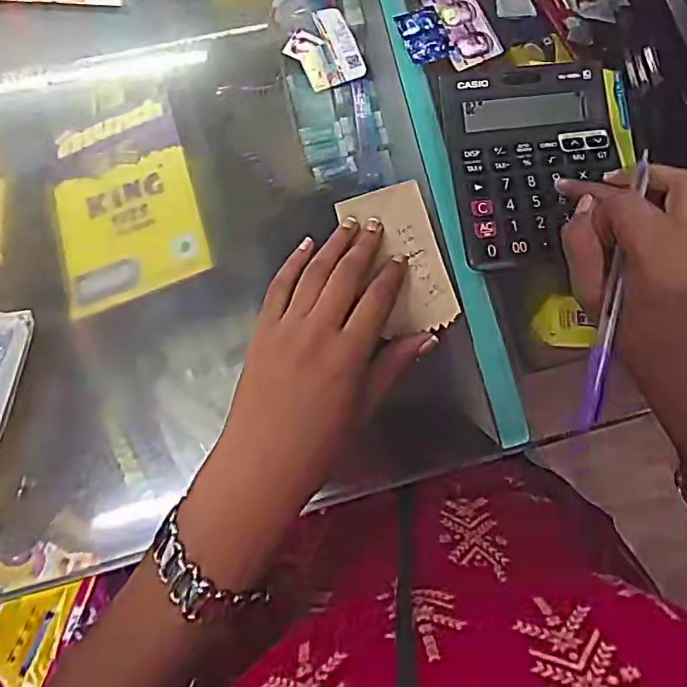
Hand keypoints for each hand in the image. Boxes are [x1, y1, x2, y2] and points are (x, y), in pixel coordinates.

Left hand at [179, 218, 433, 586]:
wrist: (260, 460)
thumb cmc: (319, 444)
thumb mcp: (364, 409)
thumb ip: (392, 367)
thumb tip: (426, 338)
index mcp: (348, 353)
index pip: (375, 300)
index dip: (390, 276)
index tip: (400, 259)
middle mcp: (318, 331)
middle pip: (344, 276)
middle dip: (362, 248)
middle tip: (374, 226)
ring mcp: (286, 326)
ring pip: (313, 273)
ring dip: (331, 246)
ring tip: (346, 225)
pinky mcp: (262, 329)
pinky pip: (279, 286)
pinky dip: (292, 262)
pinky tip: (304, 246)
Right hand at [558, 164, 686, 367]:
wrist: (676, 366)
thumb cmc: (627, 335)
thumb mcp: (587, 293)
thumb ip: (580, 242)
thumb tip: (586, 207)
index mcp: (659, 256)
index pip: (626, 203)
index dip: (596, 194)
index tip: (574, 194)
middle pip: (677, 181)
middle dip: (639, 177)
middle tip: (610, 187)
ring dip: (658, 187)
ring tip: (628, 201)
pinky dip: (670, 203)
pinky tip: (645, 222)